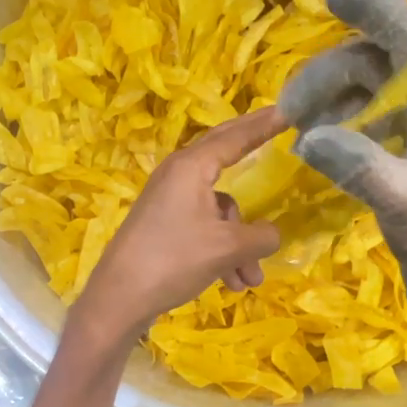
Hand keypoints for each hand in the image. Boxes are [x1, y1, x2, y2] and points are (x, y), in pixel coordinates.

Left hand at [74, 108, 285, 342]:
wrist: (119, 297)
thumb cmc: (173, 260)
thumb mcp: (227, 248)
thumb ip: (260, 237)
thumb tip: (273, 235)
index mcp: (191, 167)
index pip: (235, 137)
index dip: (263, 125)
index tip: (286, 109)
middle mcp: (177, 177)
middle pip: (222, 158)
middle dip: (252, 155)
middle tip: (279, 130)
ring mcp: (166, 203)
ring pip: (218, 213)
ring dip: (239, 245)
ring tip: (249, 280)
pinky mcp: (161, 228)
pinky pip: (202, 231)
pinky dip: (220, 254)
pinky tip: (230, 283)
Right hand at [281, 0, 406, 333]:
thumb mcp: (400, 200)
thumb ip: (358, 166)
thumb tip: (309, 138)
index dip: (374, 8)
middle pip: (372, 62)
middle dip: (327, 74)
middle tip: (288, 109)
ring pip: (361, 88)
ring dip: (324, 99)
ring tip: (294, 130)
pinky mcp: (396, 147)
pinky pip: (358, 116)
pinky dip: (331, 122)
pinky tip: (311, 145)